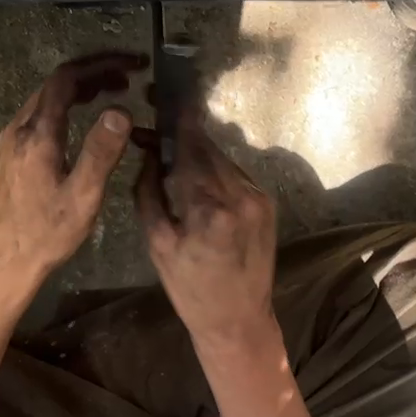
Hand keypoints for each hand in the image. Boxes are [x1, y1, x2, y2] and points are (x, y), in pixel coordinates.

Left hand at [0, 52, 145, 283]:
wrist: (6, 261)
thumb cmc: (47, 234)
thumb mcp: (82, 197)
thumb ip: (101, 152)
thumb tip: (121, 110)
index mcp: (37, 135)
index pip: (67, 79)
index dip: (101, 65)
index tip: (134, 65)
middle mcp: (19, 128)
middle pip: (56, 82)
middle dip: (95, 71)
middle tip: (131, 74)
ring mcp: (12, 138)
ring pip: (48, 96)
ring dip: (82, 86)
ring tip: (117, 89)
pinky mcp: (12, 151)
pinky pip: (42, 112)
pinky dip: (69, 103)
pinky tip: (88, 116)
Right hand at [135, 98, 277, 344]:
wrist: (238, 321)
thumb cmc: (189, 289)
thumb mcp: (157, 243)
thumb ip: (149, 192)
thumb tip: (149, 154)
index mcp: (210, 208)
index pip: (191, 148)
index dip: (177, 120)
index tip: (164, 95)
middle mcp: (241, 196)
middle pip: (207, 149)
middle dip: (182, 137)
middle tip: (156, 132)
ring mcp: (259, 199)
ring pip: (221, 160)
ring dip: (198, 156)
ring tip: (173, 162)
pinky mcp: (267, 204)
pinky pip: (233, 176)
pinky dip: (214, 173)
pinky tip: (198, 185)